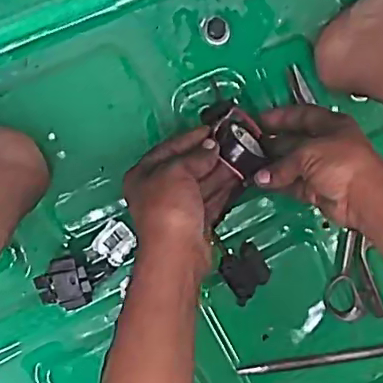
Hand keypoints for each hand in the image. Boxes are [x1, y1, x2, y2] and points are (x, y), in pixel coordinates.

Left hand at [123, 127, 240, 252]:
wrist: (178, 252)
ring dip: (220, 171)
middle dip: (209, 155)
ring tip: (238, 158)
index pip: (168, 149)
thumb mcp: (177, 171)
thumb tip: (210, 148)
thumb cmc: (166, 212)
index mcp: (143, 176)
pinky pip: (212, 200)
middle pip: (186, 167)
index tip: (209, 130)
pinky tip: (237, 179)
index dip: (190, 138)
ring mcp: (178, 209)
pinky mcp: (195, 223)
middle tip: (229, 143)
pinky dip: (224, 189)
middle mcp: (158, 192)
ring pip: (201, 184)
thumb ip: (195, 156)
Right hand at [252, 106, 382, 229]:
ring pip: (293, 165)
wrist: (364, 197)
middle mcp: (327, 144)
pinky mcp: (318, 190)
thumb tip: (263, 175)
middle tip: (250, 145)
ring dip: (274, 166)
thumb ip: (283, 163)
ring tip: (251, 165)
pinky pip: (294, 184)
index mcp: (331, 124)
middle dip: (273, 143)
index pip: (302, 115)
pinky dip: (280, 184)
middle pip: (295, 141)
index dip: (280, 117)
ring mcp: (323, 168)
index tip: (259, 120)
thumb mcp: (309, 154)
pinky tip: (263, 182)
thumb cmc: (343, 164)